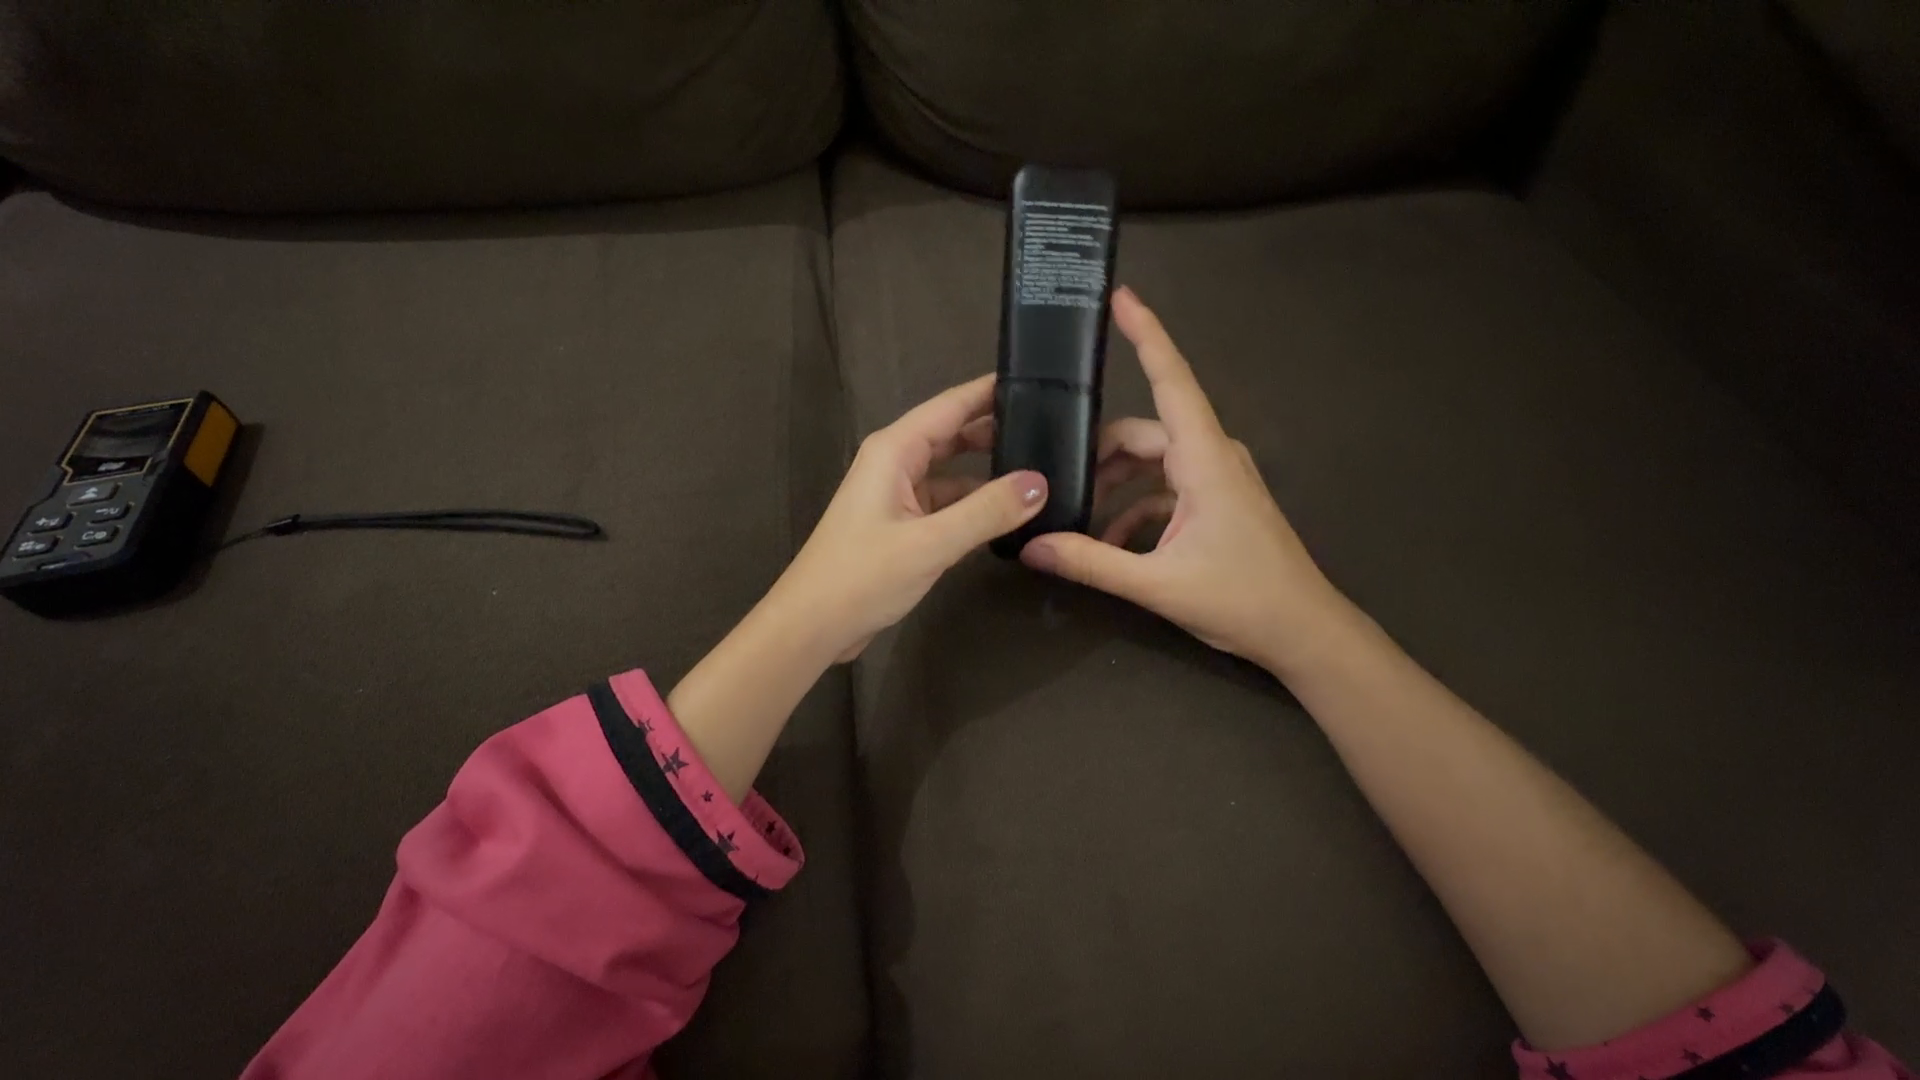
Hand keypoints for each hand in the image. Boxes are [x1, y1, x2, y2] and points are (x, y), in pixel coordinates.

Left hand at [772, 374, 1047, 661]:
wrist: (812, 626)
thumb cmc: (862, 576)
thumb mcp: (931, 543)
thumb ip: (986, 512)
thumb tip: (1040, 483)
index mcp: (894, 450)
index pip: (951, 405)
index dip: (991, 391)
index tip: (1038, 379)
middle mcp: (894, 463)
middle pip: (952, 434)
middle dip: (996, 429)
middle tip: (1053, 428)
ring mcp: (896, 496)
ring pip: (952, 472)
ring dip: (988, 473)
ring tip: (1041, 471)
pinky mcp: (901, 527)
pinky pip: (946, 504)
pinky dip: (974, 506)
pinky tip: (1007, 515)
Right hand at [1020, 286, 1351, 673]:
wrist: (1303, 633)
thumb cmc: (1242, 600)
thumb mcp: (1157, 583)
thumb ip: (1091, 562)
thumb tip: (1032, 546)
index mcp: (1205, 459)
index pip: (1172, 381)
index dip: (1147, 335)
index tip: (1120, 297)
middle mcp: (1213, 456)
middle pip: (1144, 431)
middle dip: (1098, 452)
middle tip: (1053, 477)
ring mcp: (1218, 478)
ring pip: (1152, 461)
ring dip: (1114, 486)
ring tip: (1076, 517)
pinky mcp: (1217, 501)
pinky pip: (1166, 489)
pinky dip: (1135, 509)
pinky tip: (1110, 544)